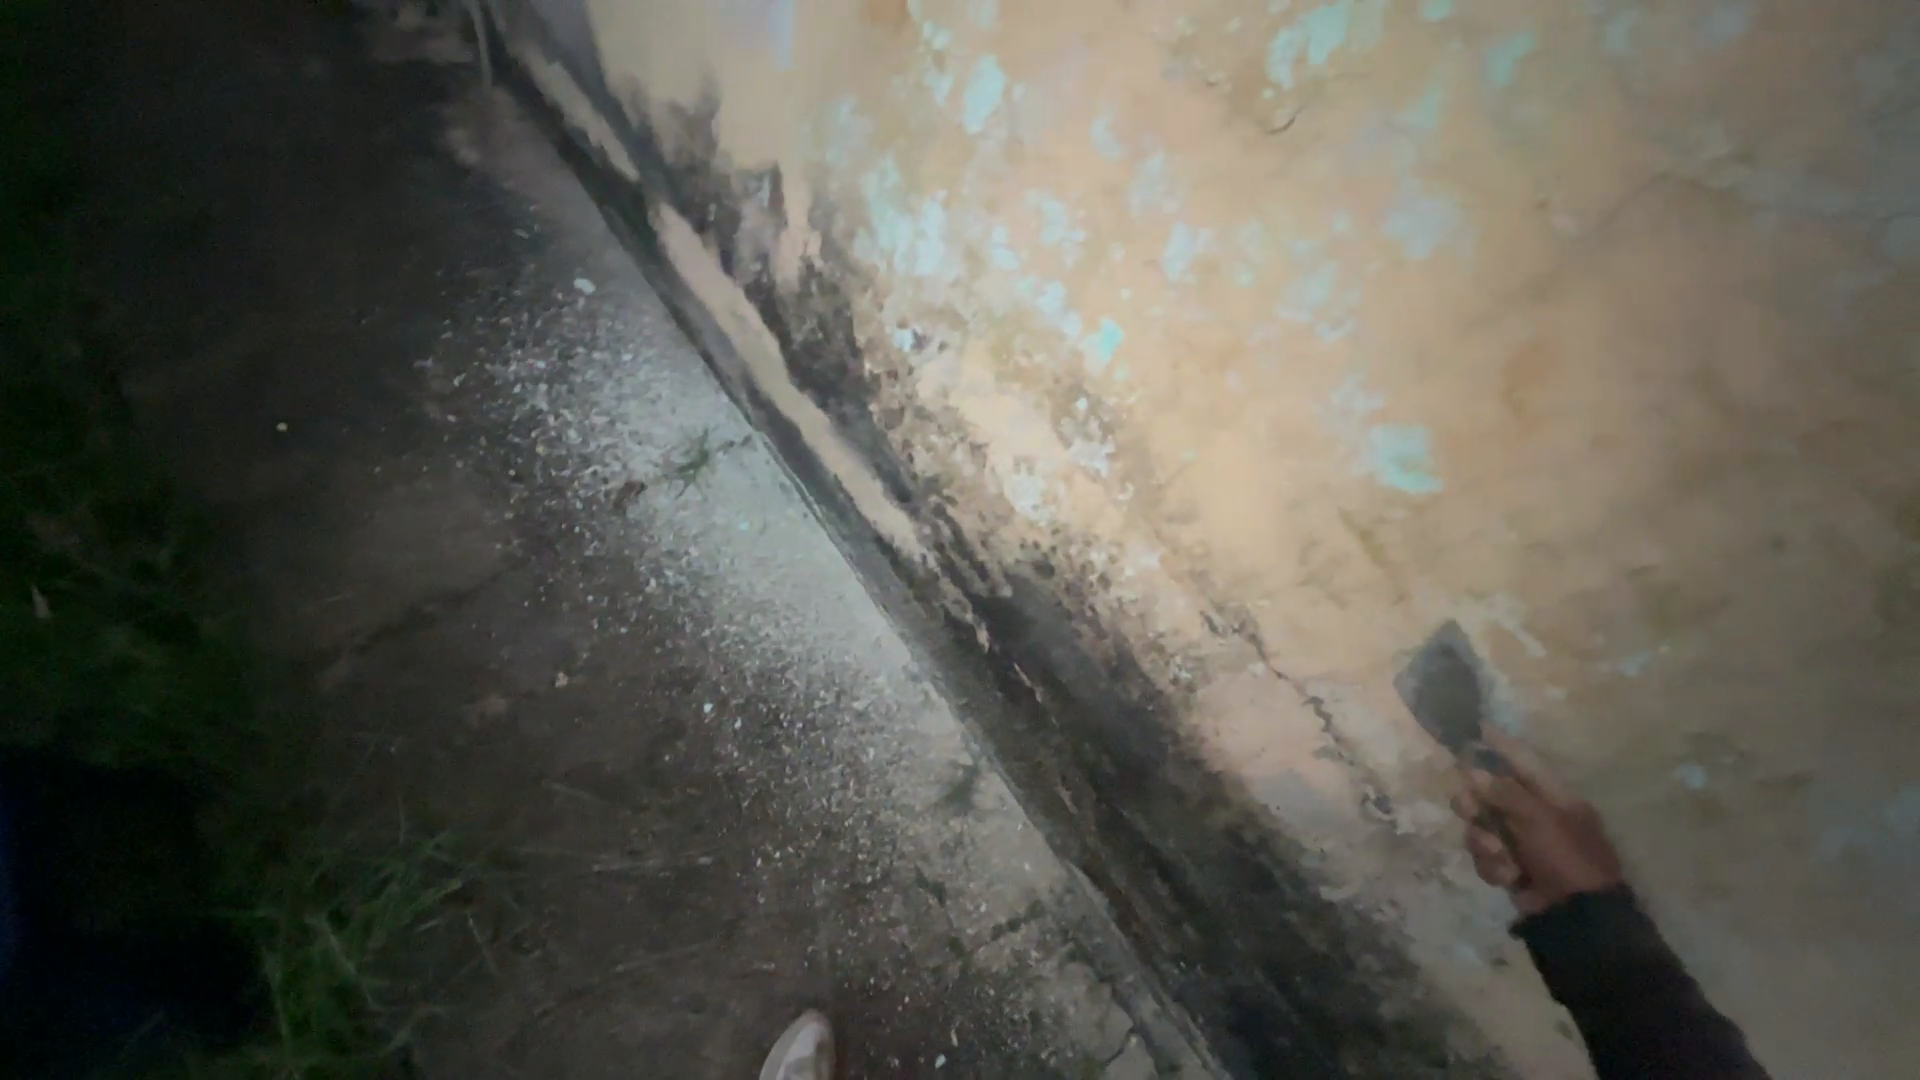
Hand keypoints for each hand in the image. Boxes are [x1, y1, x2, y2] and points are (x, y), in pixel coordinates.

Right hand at [1450, 729, 1624, 915]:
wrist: (1578, 919)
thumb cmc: (1568, 859)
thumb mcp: (1540, 820)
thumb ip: (1504, 792)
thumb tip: (1471, 770)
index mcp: (1554, 798)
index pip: (1523, 761)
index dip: (1500, 744)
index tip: (1476, 727)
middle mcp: (1534, 815)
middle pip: (1488, 792)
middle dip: (1475, 803)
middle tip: (1470, 811)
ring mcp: (1520, 841)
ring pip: (1479, 824)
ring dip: (1484, 841)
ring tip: (1500, 857)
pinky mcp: (1508, 865)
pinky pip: (1483, 853)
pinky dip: (1491, 864)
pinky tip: (1508, 876)